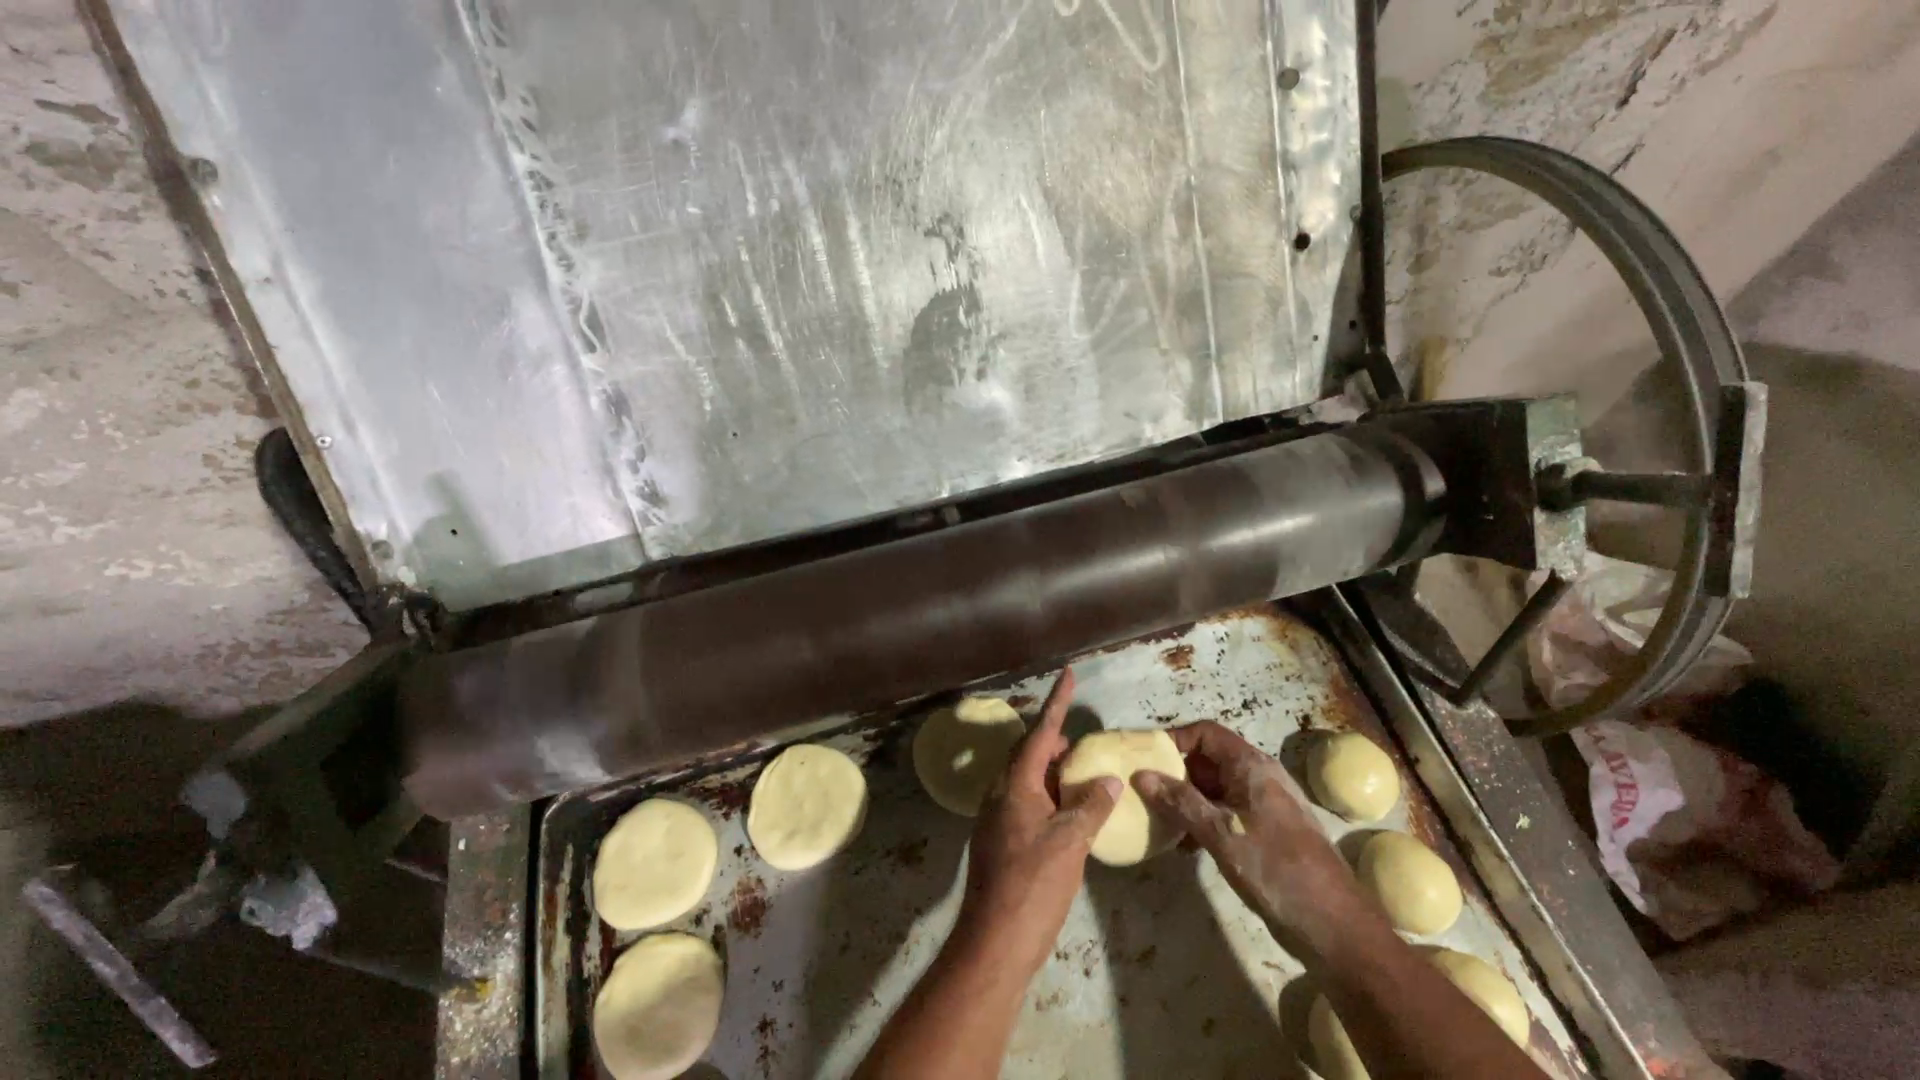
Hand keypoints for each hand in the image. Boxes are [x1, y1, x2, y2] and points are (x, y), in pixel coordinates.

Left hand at [952, 669, 1122, 976]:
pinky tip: (1071, 814)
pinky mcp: (1001, 845)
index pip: (1038, 734)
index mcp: (1014, 786)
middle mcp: (1000, 796)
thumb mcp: (1070, 842)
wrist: (996, 941)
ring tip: (1083, 776)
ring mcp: (998, 822)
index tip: (1068, 674)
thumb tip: (1107, 780)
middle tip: (1083, 743)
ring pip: (1027, 783)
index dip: (1056, 704)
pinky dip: (1050, 799)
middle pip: (1029, 756)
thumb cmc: (1033, 884)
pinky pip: (1028, 806)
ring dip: (1053, 774)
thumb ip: (1090, 806)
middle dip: (1054, 743)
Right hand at [1132, 722, 1377, 951]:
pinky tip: (1184, 845)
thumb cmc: (1275, 869)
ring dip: (1186, 801)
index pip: (1206, 733)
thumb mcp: (1222, 834)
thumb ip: (1181, 803)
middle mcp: (1258, 778)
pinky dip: (1202, 820)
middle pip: (1208, 759)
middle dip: (1175, 774)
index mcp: (1252, 767)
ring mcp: (1263, 805)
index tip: (1144, 760)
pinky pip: (1225, 812)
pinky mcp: (1265, 831)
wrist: (1332, 922)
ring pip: (1215, 789)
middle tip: (1144, 795)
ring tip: (1158, 822)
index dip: (1174, 740)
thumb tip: (1142, 775)